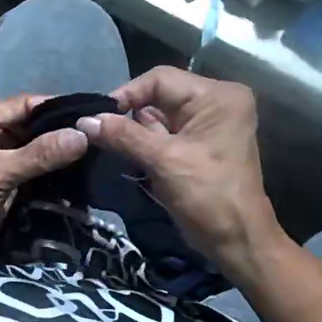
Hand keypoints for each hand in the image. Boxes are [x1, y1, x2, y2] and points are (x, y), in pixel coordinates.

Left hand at [0, 94, 88, 267]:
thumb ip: (40, 154)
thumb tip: (83, 134)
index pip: (23, 105)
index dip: (56, 108)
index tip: (92, 113)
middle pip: (30, 124)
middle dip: (60, 130)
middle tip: (99, 133)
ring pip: (34, 147)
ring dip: (58, 151)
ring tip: (96, 148)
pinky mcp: (3, 180)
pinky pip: (32, 167)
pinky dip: (51, 169)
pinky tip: (79, 168)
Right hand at [76, 67, 283, 268]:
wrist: (238, 242)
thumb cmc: (208, 196)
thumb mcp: (163, 161)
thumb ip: (123, 135)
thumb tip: (83, 120)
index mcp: (217, 96)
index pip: (160, 79)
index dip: (126, 95)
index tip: (96, 117)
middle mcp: (216, 102)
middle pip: (158, 97)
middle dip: (131, 119)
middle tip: (103, 138)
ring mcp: (209, 124)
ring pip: (158, 118)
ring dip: (138, 137)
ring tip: (124, 155)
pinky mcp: (200, 145)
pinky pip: (165, 135)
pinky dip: (148, 147)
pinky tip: (137, 163)